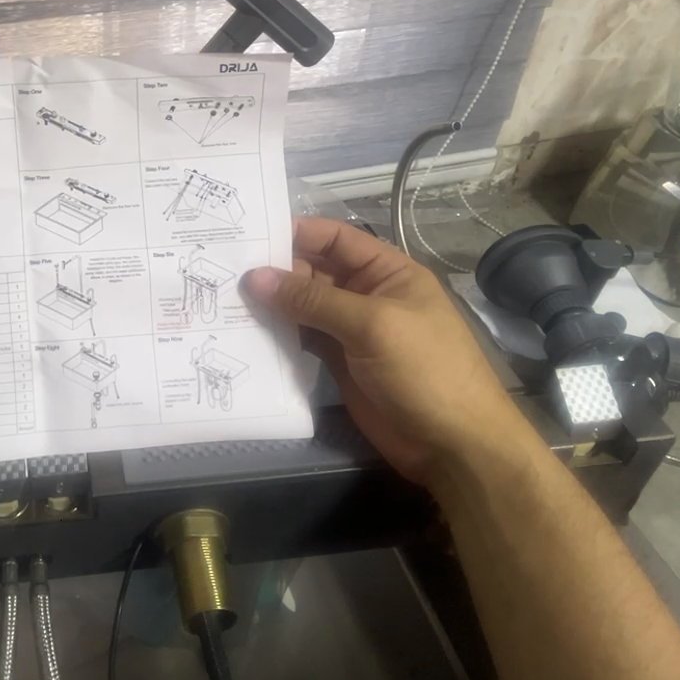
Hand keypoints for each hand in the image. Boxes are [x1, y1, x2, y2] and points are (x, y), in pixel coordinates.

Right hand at [243, 218, 526, 480]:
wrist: (454, 446)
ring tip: (225, 299)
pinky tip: (246, 330)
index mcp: (386, 271)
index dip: (296, 233)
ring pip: (303, 305)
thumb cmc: (425, 371)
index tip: (249, 235)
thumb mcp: (372, 325)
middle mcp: (366, 293)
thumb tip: (255, 278)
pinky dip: (278, 333)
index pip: (335, 238)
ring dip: (271, 302)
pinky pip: (302, 337)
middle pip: (313, 269)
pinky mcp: (338, 361)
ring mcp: (351, 329)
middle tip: (225, 271)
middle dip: (275, 269)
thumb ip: (312, 300)